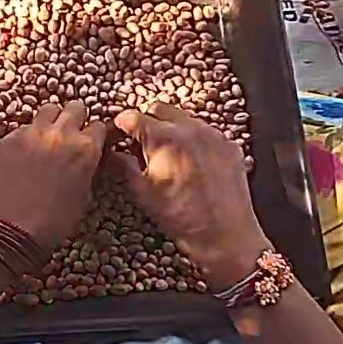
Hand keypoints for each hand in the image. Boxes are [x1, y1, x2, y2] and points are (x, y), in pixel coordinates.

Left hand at [0, 101, 108, 244]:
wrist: (13, 228)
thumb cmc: (54, 220)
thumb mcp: (84, 195)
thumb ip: (87, 168)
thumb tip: (86, 159)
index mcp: (86, 148)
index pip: (99, 126)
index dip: (95, 135)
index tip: (91, 141)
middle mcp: (61, 133)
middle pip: (75, 107)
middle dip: (76, 118)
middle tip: (70, 134)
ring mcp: (33, 132)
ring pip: (48, 109)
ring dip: (52, 120)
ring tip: (48, 136)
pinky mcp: (11, 138)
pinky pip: (24, 127)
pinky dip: (28, 135)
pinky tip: (25, 153)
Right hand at [113, 101, 269, 286]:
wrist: (224, 234)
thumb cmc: (181, 217)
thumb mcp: (142, 192)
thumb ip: (124, 165)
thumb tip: (114, 152)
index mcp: (163, 138)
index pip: (132, 116)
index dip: (120, 124)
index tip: (117, 132)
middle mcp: (189, 129)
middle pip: (159, 109)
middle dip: (146, 121)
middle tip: (138, 141)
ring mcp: (212, 135)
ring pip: (183, 118)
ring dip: (170, 128)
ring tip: (164, 153)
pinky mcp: (228, 145)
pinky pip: (205, 132)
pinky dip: (192, 140)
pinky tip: (188, 161)